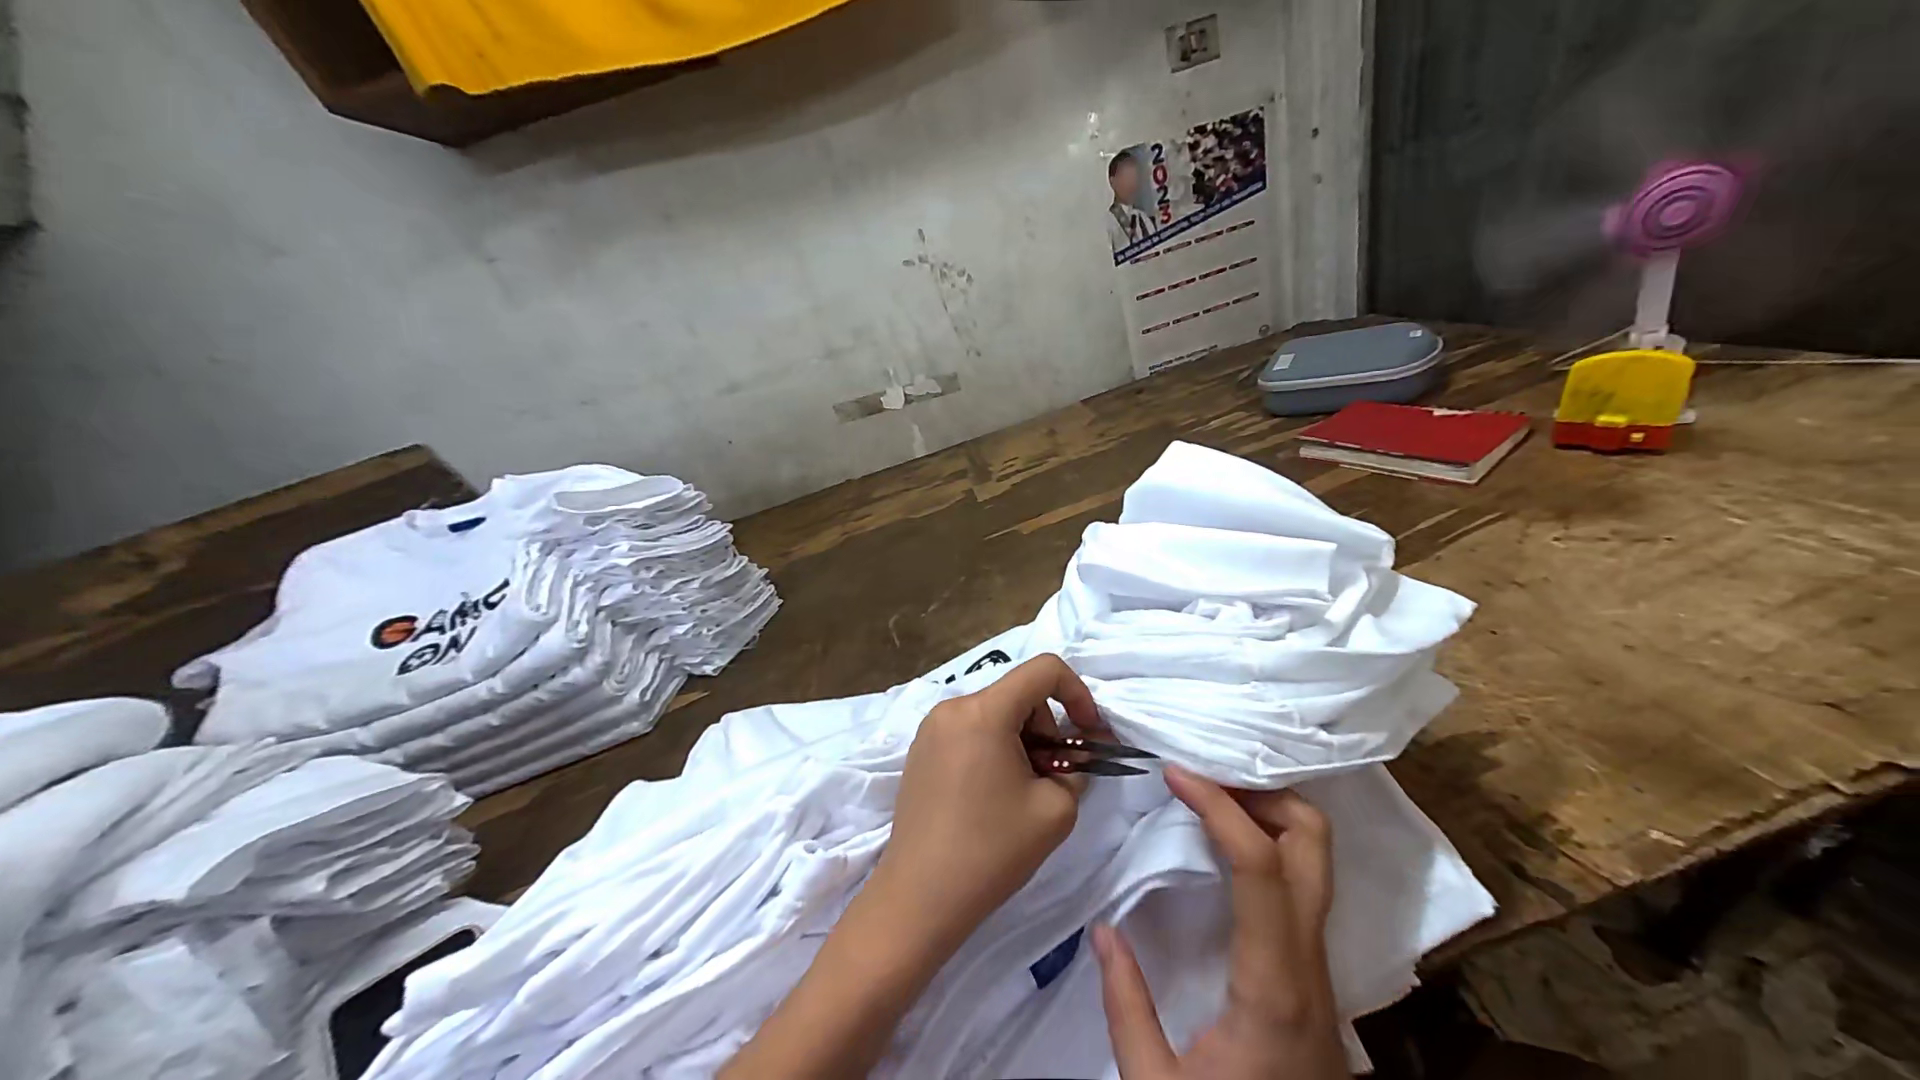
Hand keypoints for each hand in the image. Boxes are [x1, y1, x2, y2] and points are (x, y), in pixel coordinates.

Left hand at [862, 654, 1101, 949]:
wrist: (920, 896)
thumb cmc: (991, 850)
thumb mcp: (1055, 809)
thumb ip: (1076, 770)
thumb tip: (1074, 756)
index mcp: (983, 711)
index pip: (1043, 669)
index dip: (1078, 693)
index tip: (1088, 733)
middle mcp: (952, 708)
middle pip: (1018, 695)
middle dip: (1047, 728)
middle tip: (1053, 777)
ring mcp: (930, 730)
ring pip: (994, 714)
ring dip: (1021, 740)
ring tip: (1023, 792)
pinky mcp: (920, 753)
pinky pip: (969, 732)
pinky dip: (993, 748)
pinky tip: (993, 796)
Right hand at [1093, 766, 1347, 1079]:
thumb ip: (1127, 1007)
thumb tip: (1102, 932)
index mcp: (1272, 984)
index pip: (1262, 866)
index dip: (1220, 807)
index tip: (1175, 775)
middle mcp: (1309, 961)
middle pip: (1313, 844)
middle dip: (1260, 792)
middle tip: (1200, 778)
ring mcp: (1320, 963)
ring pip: (1316, 857)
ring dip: (1268, 811)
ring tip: (1208, 799)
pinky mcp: (1315, 969)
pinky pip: (1303, 880)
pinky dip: (1270, 840)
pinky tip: (1225, 844)